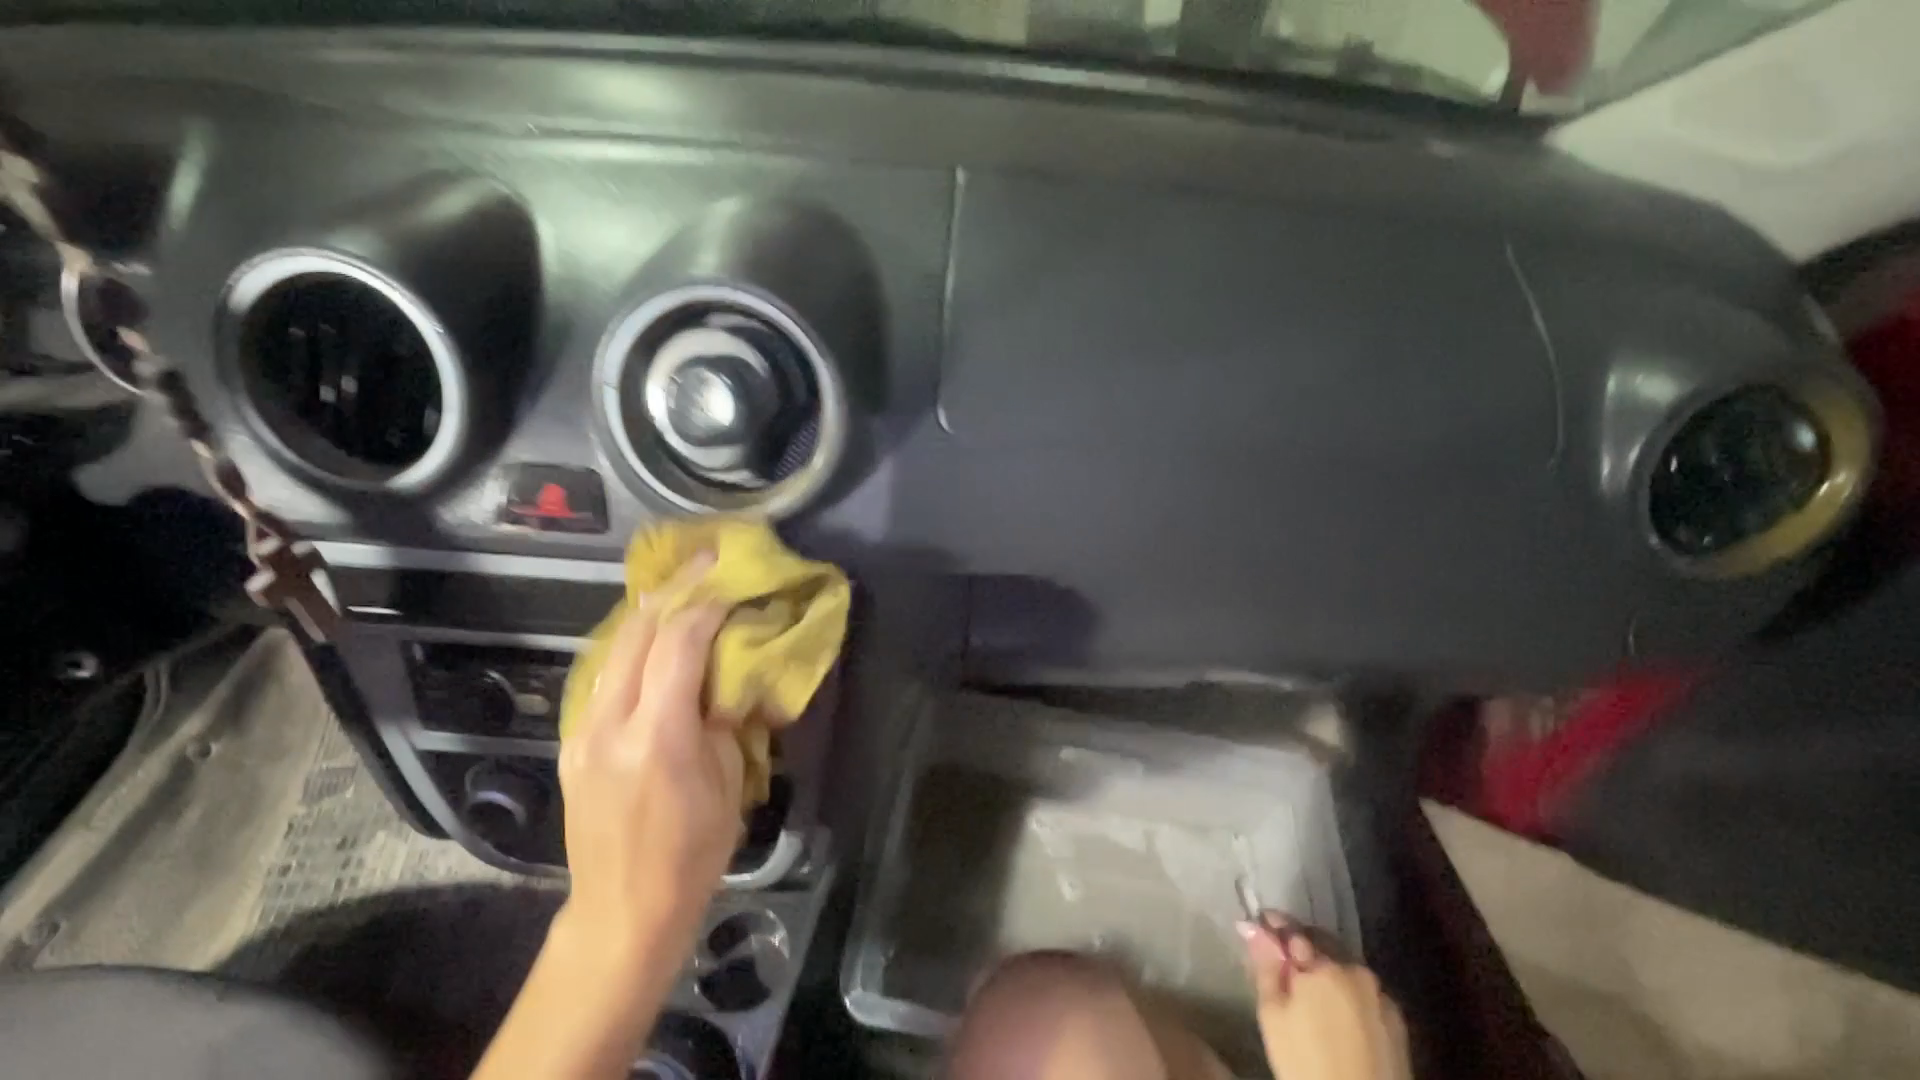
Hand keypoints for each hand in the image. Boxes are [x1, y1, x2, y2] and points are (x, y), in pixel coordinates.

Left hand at [558, 560, 745, 949]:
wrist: (623, 909)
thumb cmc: (692, 854)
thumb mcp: (729, 786)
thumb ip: (722, 724)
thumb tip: (724, 684)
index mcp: (658, 736)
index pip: (678, 645)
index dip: (706, 606)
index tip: (730, 583)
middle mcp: (611, 723)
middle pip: (637, 634)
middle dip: (674, 593)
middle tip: (704, 565)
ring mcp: (583, 732)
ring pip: (613, 651)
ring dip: (647, 616)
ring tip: (678, 590)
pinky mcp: (572, 743)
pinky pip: (603, 680)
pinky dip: (631, 651)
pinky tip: (651, 643)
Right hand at [1240, 914, 1411, 1079]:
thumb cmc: (1306, 1065)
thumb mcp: (1273, 1015)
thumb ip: (1265, 966)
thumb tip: (1254, 927)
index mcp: (1325, 965)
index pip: (1293, 930)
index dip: (1273, 927)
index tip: (1258, 926)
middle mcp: (1358, 970)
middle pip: (1323, 944)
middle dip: (1301, 948)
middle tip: (1281, 967)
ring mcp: (1382, 996)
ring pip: (1345, 969)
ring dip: (1325, 971)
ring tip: (1308, 995)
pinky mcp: (1398, 1021)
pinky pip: (1364, 993)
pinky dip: (1347, 995)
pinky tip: (1336, 1018)